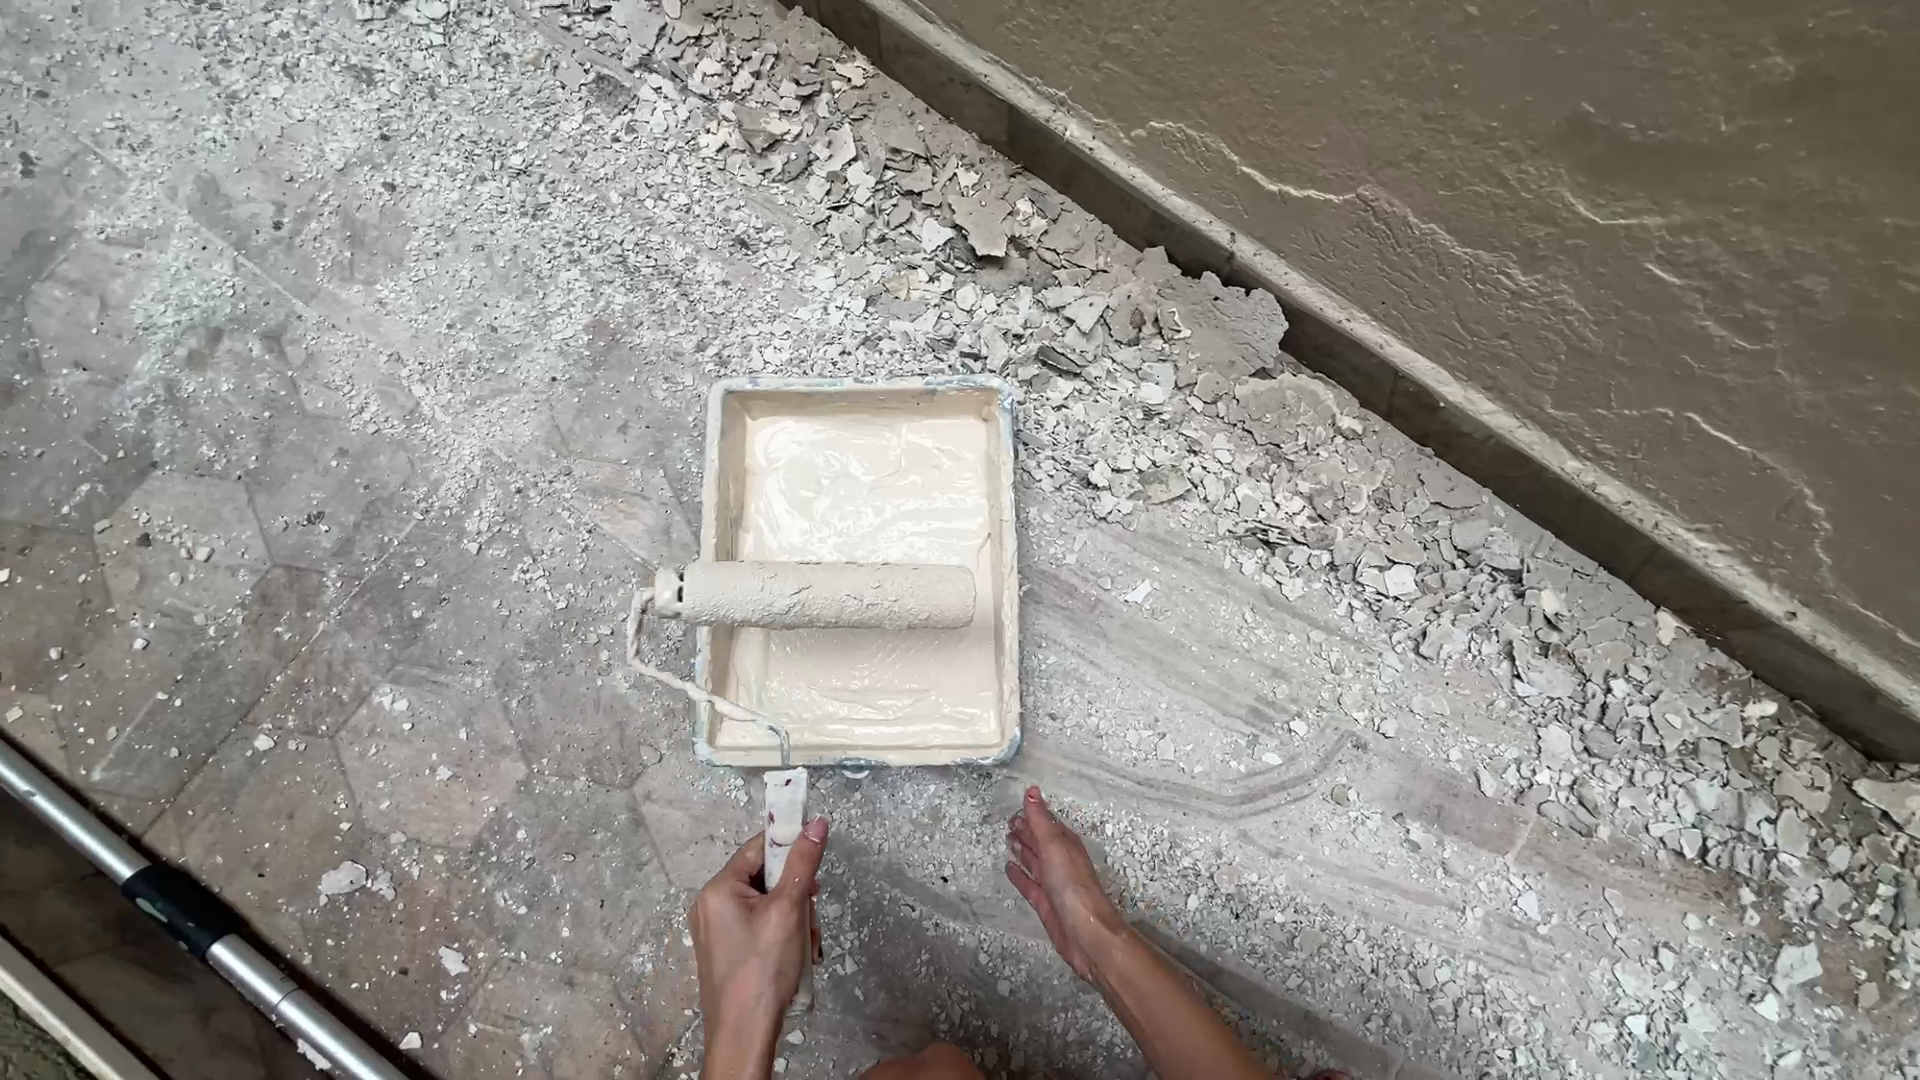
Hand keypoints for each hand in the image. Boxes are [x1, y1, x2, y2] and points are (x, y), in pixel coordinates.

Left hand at [692, 817, 828, 1075]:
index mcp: (718, 889)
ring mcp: (717, 931)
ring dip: (794, 915)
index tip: (815, 856)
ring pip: (767, 903)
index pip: (758, 847)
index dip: (789, 847)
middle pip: (765, 876)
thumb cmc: (763, 968)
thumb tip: (818, 823)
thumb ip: (804, 861)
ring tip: (806, 940)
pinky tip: (797, 953)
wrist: (745, 1036)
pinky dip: (782, 932)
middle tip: (811, 908)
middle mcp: (711, 905)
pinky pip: (760, 925)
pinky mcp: (727, 951)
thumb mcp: (790, 907)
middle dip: (795, 891)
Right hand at [1004, 786, 1127, 980]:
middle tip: (1009, 822)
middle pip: (1040, 842)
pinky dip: (1019, 875)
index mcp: (1065, 845)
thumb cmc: (1072, 885)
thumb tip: (1032, 791)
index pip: (1047, 824)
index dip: (1033, 815)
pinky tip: (1009, 868)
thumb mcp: (1054, 845)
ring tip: (1008, 840)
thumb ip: (1040, 820)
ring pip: (1034, 861)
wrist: (1085, 933)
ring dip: (1022, 850)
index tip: (1017, 807)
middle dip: (1026, 831)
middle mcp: (1060, 861)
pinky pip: (1029, 884)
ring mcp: (1053, 883)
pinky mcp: (1045, 903)